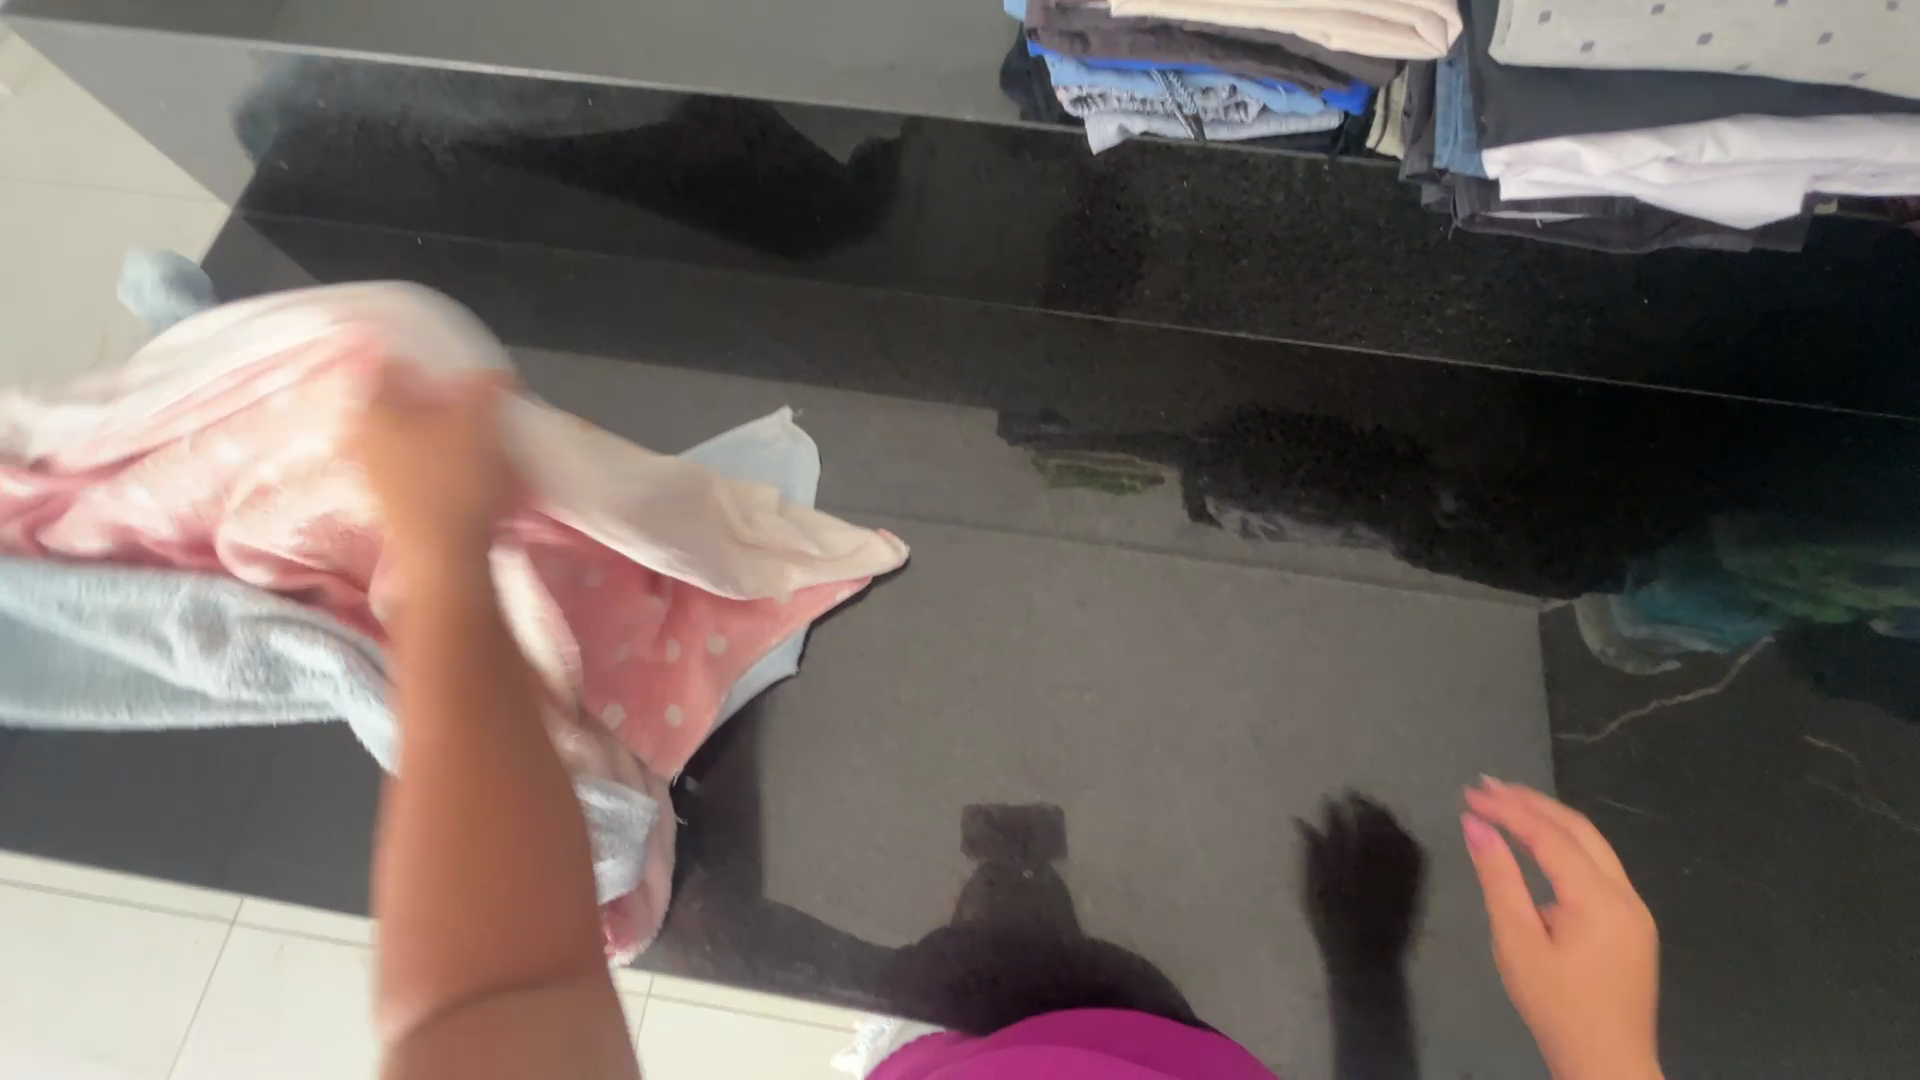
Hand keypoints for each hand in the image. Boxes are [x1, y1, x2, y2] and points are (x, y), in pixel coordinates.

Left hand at [350, 360, 517, 567]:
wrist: (445, 555)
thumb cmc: (455, 481)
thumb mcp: (478, 425)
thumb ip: (483, 389)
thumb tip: (494, 373)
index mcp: (370, 410)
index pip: (381, 363)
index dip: (413, 355)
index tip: (444, 358)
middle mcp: (360, 436)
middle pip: (396, 402)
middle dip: (430, 398)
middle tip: (465, 396)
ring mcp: (373, 472)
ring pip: (407, 434)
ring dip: (437, 430)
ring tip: (474, 432)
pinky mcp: (393, 499)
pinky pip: (414, 463)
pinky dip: (438, 458)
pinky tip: (467, 466)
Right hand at [1297, 794, 1426, 972]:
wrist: (1367, 961)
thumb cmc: (1331, 925)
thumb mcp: (1311, 889)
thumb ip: (1311, 853)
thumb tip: (1304, 820)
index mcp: (1346, 865)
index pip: (1342, 827)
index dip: (1337, 810)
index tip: (1332, 797)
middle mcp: (1374, 867)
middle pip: (1372, 827)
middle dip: (1365, 807)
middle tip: (1355, 795)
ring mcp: (1397, 877)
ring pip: (1396, 838)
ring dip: (1387, 818)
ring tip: (1376, 807)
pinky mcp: (1414, 888)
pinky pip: (1416, 856)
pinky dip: (1407, 838)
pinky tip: (1401, 831)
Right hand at [1463, 779, 1661, 1079]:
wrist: (1607, 1063)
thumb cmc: (1555, 1003)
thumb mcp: (1516, 940)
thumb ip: (1498, 877)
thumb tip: (1475, 825)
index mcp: (1600, 900)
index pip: (1548, 837)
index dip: (1507, 810)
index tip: (1468, 793)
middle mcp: (1625, 897)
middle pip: (1578, 831)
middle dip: (1530, 802)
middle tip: (1484, 785)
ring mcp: (1632, 910)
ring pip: (1591, 845)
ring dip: (1547, 818)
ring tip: (1504, 801)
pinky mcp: (1628, 923)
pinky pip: (1594, 865)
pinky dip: (1560, 842)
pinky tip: (1533, 840)